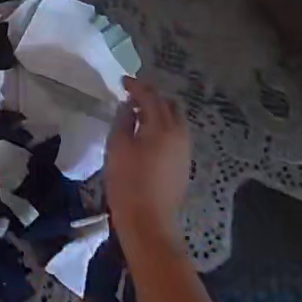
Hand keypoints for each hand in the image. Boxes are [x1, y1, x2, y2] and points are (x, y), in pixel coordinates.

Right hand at [104, 76, 193, 243]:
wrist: (148, 219)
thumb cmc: (127, 181)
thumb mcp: (117, 146)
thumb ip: (124, 121)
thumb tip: (129, 106)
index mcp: (163, 127)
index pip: (151, 97)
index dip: (136, 86)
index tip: (122, 81)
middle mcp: (180, 134)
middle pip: (170, 106)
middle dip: (152, 97)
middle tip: (130, 96)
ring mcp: (185, 150)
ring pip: (175, 120)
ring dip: (158, 112)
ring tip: (136, 115)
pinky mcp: (183, 164)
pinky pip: (175, 135)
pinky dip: (162, 126)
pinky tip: (145, 135)